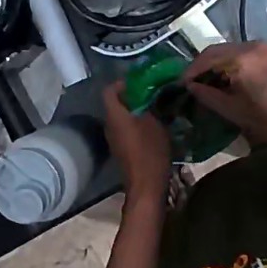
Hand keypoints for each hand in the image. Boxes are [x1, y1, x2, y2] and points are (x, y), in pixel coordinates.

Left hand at [103, 81, 171, 203]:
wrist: (146, 185)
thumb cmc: (150, 150)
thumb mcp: (156, 122)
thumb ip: (153, 104)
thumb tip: (155, 90)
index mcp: (114, 115)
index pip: (109, 90)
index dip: (123, 83)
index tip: (141, 81)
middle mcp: (109, 125)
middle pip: (116, 103)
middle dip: (133, 96)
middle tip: (153, 92)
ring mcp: (114, 139)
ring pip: (122, 117)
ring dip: (137, 110)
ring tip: (157, 107)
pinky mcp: (122, 150)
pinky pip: (127, 129)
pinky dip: (138, 124)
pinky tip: (155, 125)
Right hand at [184, 42, 266, 151]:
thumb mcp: (238, 113)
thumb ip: (210, 97)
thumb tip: (192, 87)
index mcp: (241, 58)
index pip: (205, 58)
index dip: (189, 72)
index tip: (179, 87)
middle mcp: (253, 46)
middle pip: (217, 51)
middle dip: (202, 67)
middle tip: (192, 87)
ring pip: (232, 52)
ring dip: (218, 66)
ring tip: (209, 87)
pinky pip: (247, 56)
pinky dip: (234, 66)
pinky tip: (231, 84)